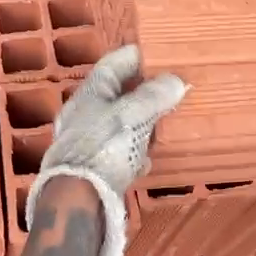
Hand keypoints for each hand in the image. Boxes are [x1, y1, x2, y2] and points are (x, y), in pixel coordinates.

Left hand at [27, 45, 187, 255]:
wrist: (78, 201)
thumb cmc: (104, 148)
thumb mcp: (133, 116)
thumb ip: (154, 96)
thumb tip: (177, 80)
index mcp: (90, 91)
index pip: (115, 62)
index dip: (138, 56)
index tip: (162, 54)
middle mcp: (84, 112)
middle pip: (117, 93)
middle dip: (143, 91)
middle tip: (171, 90)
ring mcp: (86, 141)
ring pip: (118, 123)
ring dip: (141, 122)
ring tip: (165, 123)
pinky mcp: (91, 168)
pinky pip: (117, 152)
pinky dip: (134, 152)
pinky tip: (147, 160)